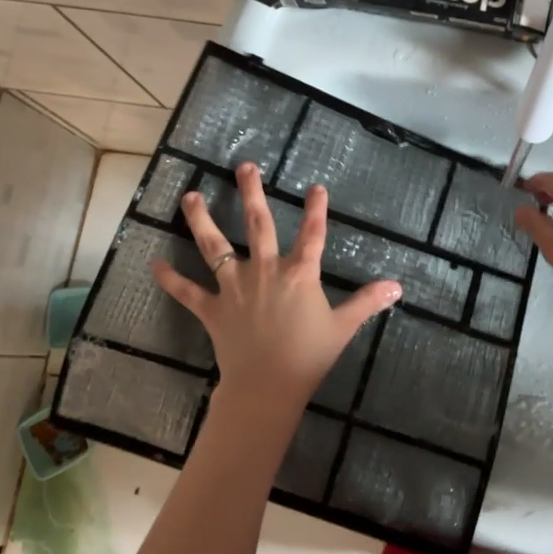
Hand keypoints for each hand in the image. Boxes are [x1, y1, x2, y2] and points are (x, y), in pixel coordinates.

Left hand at [152, 162, 401, 409]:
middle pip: (258, 224)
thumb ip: (367, 302)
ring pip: (215, 247)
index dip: (316, 209)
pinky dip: (170, 279)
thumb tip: (398, 286)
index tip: (316, 187)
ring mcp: (235, 288)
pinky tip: (154, 263)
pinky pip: (187, 291)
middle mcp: (265, 271)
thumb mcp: (343, 327)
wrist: (268, 386)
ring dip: (201, 220)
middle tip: (244, 166)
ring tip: (190, 196)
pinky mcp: (212, 309)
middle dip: (251, 193)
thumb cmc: (309, 355)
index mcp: (299, 274)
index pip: (312, 234)